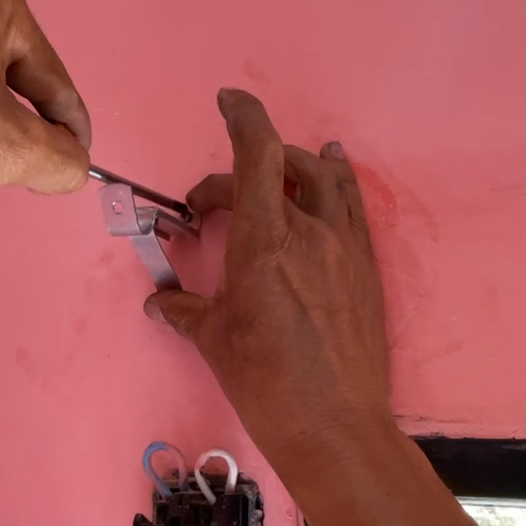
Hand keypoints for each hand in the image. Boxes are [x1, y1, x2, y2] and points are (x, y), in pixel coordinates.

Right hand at [147, 89, 394, 470]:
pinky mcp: (366, 267)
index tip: (228, 100)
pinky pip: (353, 206)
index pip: (257, 154)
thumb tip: (160, 302)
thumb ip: (184, 309)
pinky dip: (338, 181)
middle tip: (212, 205)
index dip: (243, 116)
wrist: (334, 424)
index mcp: (265, 241)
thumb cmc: (265, 381)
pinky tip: (333, 172)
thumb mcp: (214, 340)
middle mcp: (310, 231)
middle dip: (241, 170)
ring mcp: (345, 247)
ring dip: (296, 163)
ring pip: (327, 178)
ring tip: (281, 162)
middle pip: (282, 166)